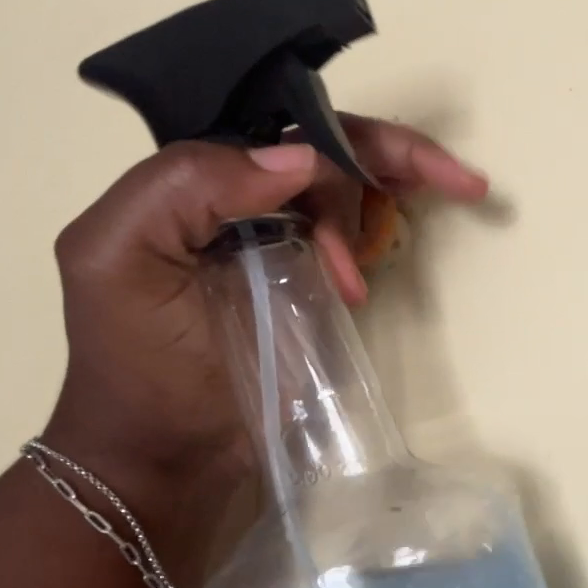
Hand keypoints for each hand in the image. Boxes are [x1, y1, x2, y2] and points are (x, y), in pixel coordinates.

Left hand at [41, 115, 487, 515]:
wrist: (167, 455)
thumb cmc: (136, 364)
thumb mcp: (121, 258)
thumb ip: (186, 186)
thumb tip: (302, 156)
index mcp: (193, 183)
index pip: (281, 132)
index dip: (345, 143)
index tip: (401, 178)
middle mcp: (241, 202)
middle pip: (331, 155)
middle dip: (394, 160)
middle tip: (466, 183)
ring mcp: (281, 246)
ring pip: (351, 197)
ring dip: (374, 221)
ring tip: (352, 289)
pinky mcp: (309, 289)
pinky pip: (354, 244)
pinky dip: (373, 245)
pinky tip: (363, 280)